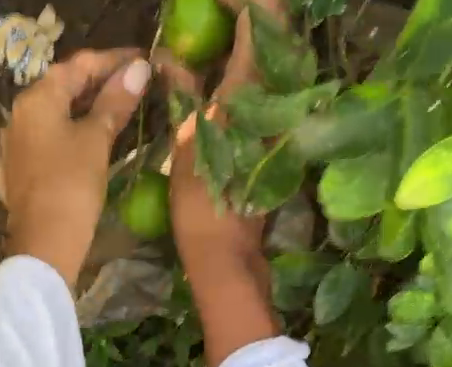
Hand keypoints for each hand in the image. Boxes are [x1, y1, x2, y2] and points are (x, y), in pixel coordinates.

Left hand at [0, 49, 151, 286]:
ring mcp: (12, 149)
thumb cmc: (71, 187)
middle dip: (97, 86)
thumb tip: (137, 69)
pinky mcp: (14, 178)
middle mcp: (17, 117)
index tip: (142, 61)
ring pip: (51, 120)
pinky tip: (71, 148)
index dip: (113, 60)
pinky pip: (41, 149)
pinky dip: (61, 142)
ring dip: (80, 114)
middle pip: (61, 90)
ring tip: (112, 114)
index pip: (78, 65)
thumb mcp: (97, 141)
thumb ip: (115, 102)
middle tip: (132, 86)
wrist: (44, 247)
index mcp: (36, 99)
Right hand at [160, 1, 285, 366]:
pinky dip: (255, 68)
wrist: (228, 257)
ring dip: (256, 39)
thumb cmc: (201, 205)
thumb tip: (167, 59)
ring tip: (221, 35)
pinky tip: (229, 73)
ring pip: (282, 58)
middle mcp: (278, 98)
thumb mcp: (184, 145)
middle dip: (250, 14)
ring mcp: (284, 119)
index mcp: (252, 92)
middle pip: (279, 31)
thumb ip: (183, 94)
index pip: (261, 17)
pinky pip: (275, 85)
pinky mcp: (281, 138)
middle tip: (217, 13)